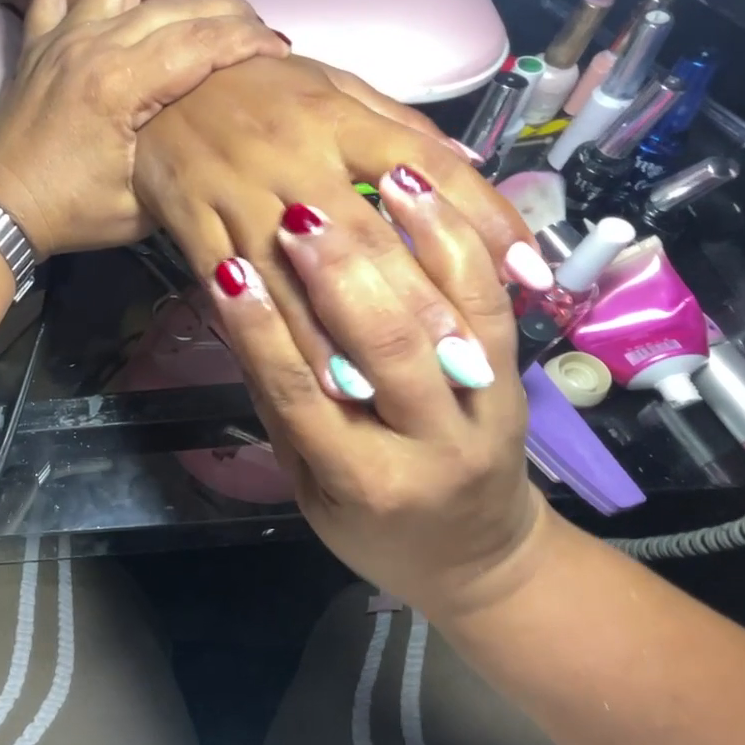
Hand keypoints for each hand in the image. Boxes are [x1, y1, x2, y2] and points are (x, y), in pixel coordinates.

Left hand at [0, 0, 290, 257]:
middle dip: (225, 12)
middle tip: (253, 27)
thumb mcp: (139, 207)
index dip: (248, 42)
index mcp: (121, 87)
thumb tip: (218, 143)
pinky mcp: (35, 44)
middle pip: (173, 9)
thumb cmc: (67, 215)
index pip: (201, 45)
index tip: (279, 48)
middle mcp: (93, 47)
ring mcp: (61, 39)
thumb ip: (182, 169)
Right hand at [132, 53, 554, 395]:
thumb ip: (399, 130)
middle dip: (414, 306)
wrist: (162, 84)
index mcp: (341, 116)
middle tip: (457, 370)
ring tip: (374, 389)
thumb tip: (464, 174)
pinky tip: (287, 362)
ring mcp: (238, 187)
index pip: (426, 165)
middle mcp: (295, 153)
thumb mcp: (337, 87)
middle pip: (366, 235)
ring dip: (332, 331)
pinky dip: (260, 320)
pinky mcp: (191, 216)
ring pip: (293, 268)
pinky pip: (228, 275)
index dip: (483, 219)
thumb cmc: (261, 88)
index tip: (530, 279)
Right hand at [205, 165, 549, 619]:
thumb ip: (283, 408)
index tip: (228, 269)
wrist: (478, 560)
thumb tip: (243, 323)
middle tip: (296, 216)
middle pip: (384, 348)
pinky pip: (493, 305)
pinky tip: (432, 201)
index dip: (261, 330)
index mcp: (360, 482)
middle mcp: (429, 447)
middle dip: (337, 276)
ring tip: (374, 184)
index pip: (300, 393)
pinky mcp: (516, 381)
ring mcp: (486, 411)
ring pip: (450, 318)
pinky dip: (463, 248)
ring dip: (412, 245)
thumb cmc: (371, 530)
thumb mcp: (309, 487)